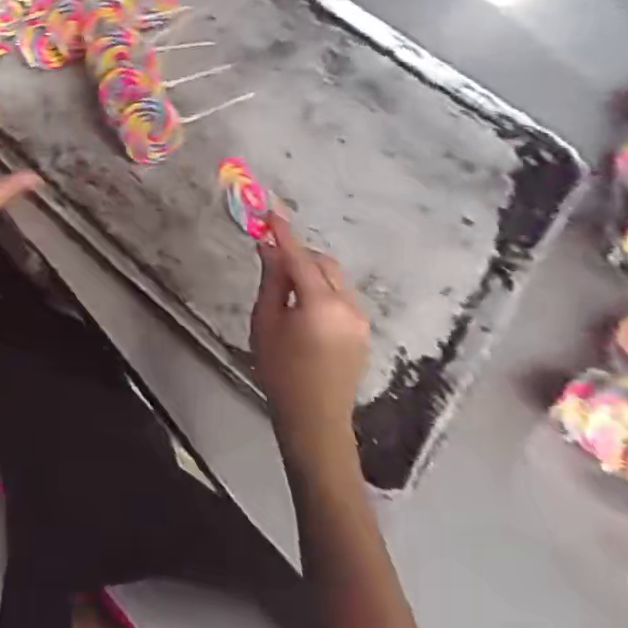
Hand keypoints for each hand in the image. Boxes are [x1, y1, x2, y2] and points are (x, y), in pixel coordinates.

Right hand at [251, 213, 370, 439]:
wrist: (315, 415)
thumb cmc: (280, 368)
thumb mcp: (266, 321)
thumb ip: (272, 281)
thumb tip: (269, 249)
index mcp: (321, 303)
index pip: (300, 258)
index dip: (284, 233)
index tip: (270, 212)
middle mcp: (348, 305)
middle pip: (324, 265)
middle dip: (299, 254)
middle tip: (271, 255)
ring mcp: (360, 319)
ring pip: (334, 280)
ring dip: (311, 273)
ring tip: (283, 283)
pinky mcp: (361, 331)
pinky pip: (340, 297)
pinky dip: (321, 290)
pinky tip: (300, 305)